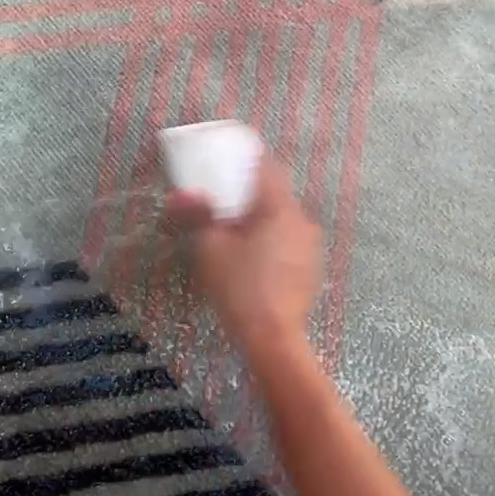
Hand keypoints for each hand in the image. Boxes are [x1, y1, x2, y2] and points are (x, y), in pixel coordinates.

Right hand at [166, 151, 321, 355]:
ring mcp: (310, 246)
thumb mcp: (210, 246)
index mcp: (278, 208)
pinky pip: (288, 239)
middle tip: (222, 199)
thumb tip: (183, 194)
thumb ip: (200, 213)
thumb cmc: (239, 286)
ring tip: (234, 231)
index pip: (268, 166)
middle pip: (275, 192)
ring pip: (282, 218)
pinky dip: (270, 238)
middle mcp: (301, 220)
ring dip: (260, 217)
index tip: (229, 157)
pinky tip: (251, 257)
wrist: (272, 339)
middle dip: (249, 192)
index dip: (248, 156)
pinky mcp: (310, 268)